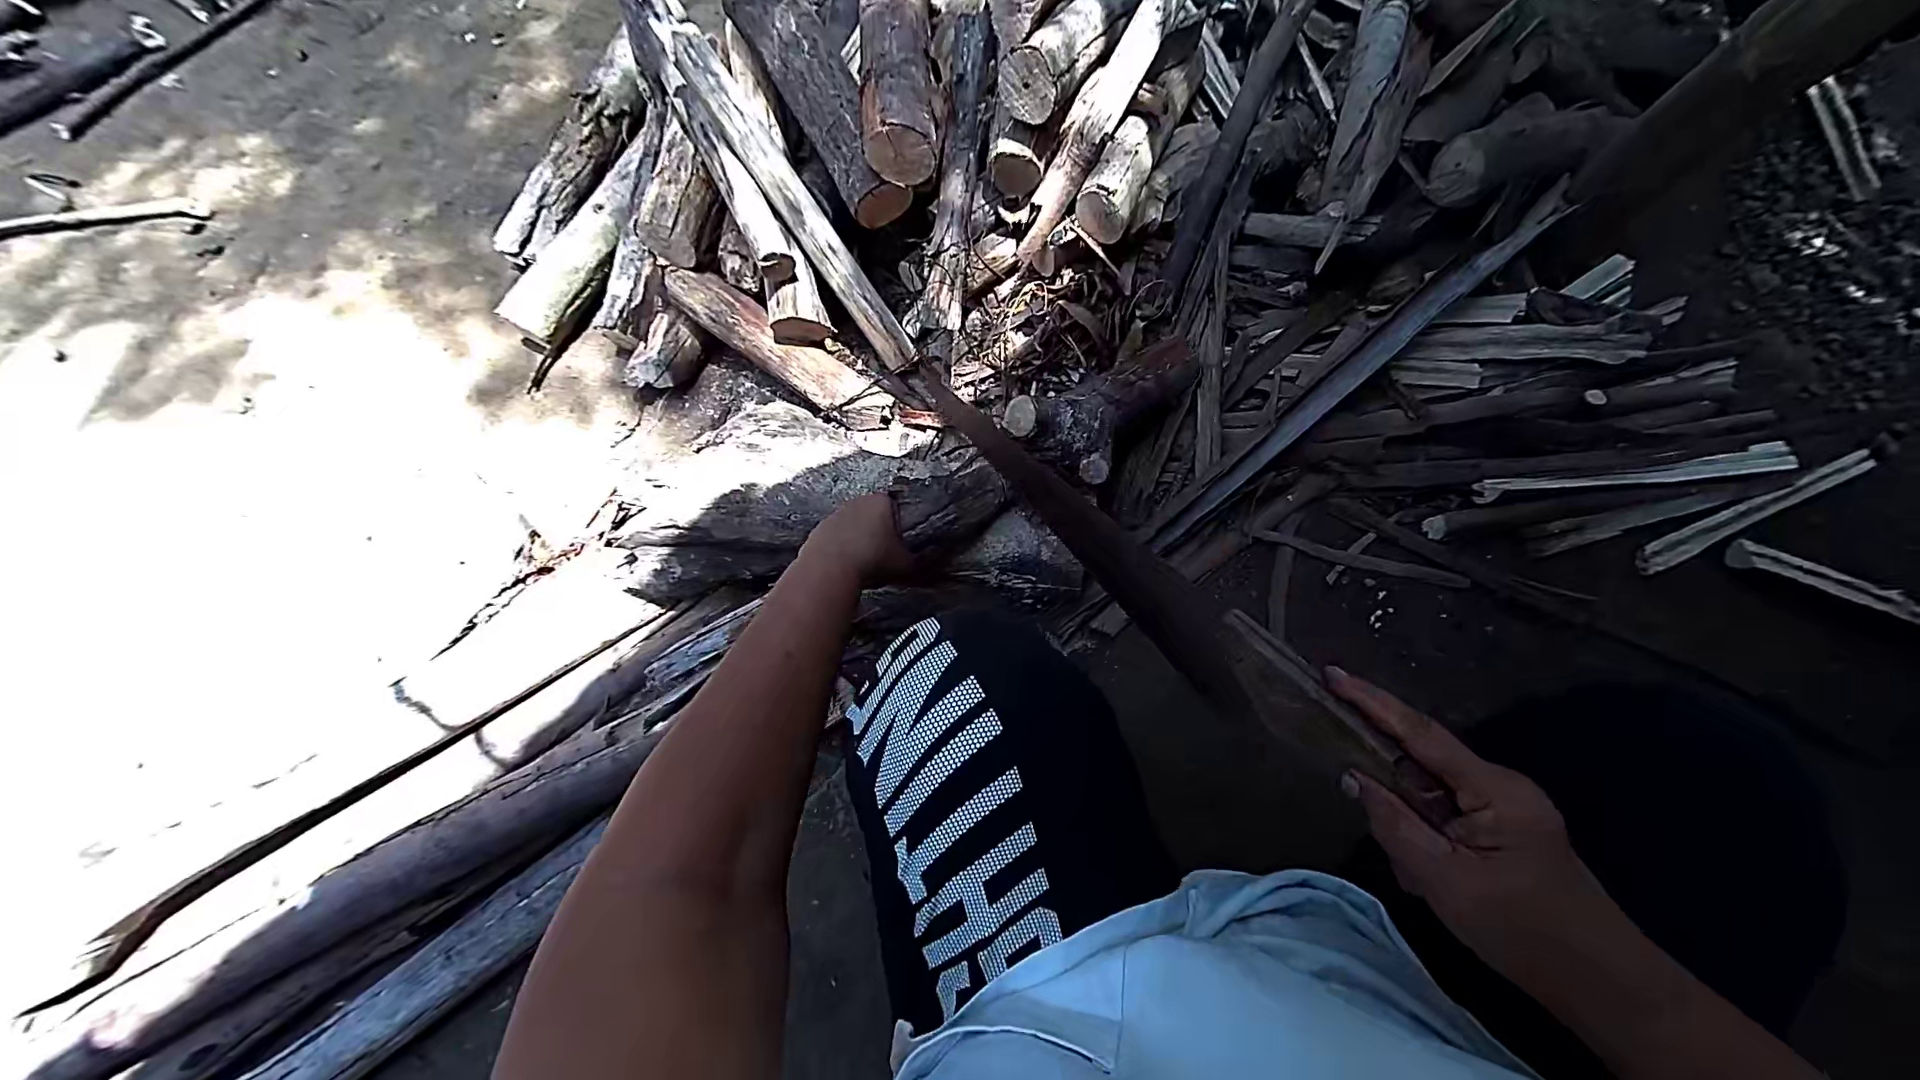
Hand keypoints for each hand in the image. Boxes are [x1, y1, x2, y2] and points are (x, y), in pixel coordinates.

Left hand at [802, 494, 915, 587]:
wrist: (829, 569)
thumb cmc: (872, 560)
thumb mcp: (905, 564)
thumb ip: (914, 561)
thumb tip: (917, 566)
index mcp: (881, 501)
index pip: (896, 508)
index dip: (898, 527)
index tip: (898, 545)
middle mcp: (857, 501)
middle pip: (872, 516)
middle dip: (877, 533)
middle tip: (883, 556)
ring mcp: (835, 515)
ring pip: (853, 527)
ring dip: (858, 542)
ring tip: (863, 565)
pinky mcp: (818, 530)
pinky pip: (835, 540)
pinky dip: (841, 551)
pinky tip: (845, 567)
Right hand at [1328, 667, 1614, 980]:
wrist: (1603, 986)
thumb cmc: (1523, 929)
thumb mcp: (1443, 879)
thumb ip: (1391, 821)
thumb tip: (1351, 776)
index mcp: (1494, 788)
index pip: (1420, 732)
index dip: (1372, 701)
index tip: (1334, 674)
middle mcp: (1499, 784)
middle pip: (1418, 761)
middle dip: (1387, 790)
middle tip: (1380, 828)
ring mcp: (1501, 805)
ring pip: (1425, 792)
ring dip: (1407, 826)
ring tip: (1419, 876)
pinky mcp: (1497, 826)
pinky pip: (1439, 813)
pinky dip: (1421, 838)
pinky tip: (1429, 878)